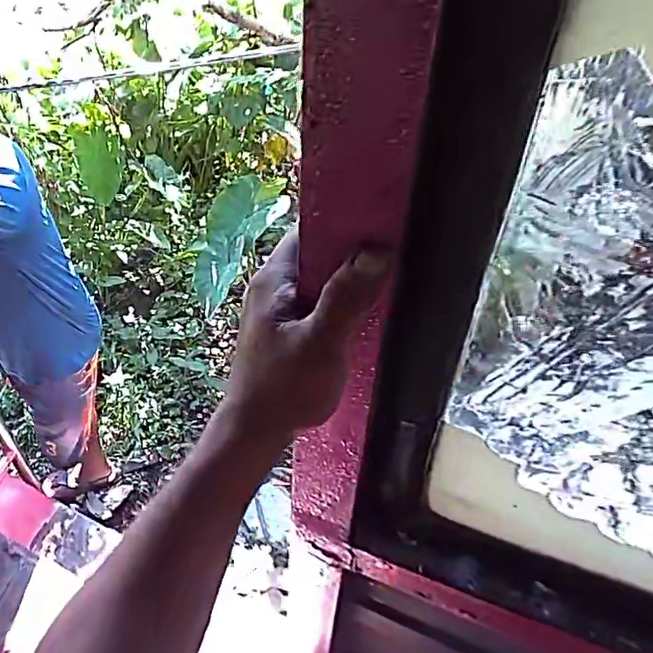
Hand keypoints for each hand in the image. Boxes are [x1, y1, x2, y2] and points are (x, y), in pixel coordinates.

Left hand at [222, 229, 390, 435]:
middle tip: (396, 254)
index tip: (384, 225)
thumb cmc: (283, 387)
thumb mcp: (320, 341)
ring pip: (322, 279)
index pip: (310, 231)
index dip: (345, 224)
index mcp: (272, 280)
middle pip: (319, 254)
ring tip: (388, 279)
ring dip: (350, 279)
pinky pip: (319, 300)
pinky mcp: (288, 326)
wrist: (256, 428)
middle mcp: (272, 286)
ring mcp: (279, 307)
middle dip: (354, 253)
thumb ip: (345, 297)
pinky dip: (342, 301)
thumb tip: (377, 250)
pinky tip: (366, 310)